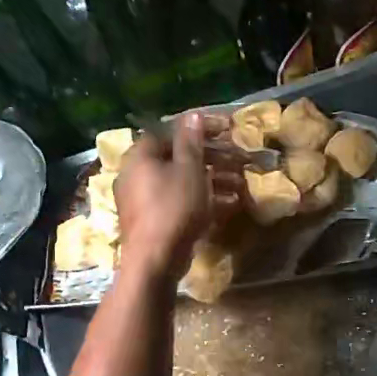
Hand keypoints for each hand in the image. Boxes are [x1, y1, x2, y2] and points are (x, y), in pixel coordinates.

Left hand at [115, 112, 241, 279]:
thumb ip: (191, 141)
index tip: (226, 132)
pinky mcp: (152, 222)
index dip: (199, 130)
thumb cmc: (173, 207)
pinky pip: (178, 203)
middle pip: (177, 159)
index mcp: (140, 156)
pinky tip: (229, 205)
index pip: (170, 132)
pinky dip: (201, 201)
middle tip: (238, 161)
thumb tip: (192, 115)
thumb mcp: (188, 169)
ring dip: (212, 181)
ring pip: (181, 183)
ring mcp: (143, 201)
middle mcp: (136, 175)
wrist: (155, 260)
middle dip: (211, 159)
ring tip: (240, 185)